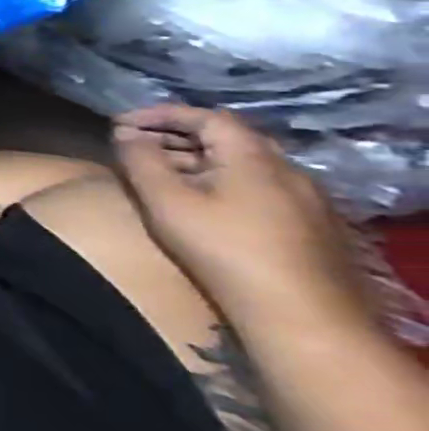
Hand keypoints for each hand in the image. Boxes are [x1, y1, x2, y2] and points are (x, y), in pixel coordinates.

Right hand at [114, 105, 365, 323]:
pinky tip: (198, 200)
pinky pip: (256, 186)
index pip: (206, 117)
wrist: (301, 316)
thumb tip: (126, 134)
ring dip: (195, 160)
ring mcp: (305, 200)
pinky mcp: (309, 226)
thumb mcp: (164, 199)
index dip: (160, 114)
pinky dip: (218, 180)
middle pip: (226, 138)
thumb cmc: (223, 248)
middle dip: (175, 136)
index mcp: (255, 158)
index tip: (121, 123)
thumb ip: (140, 159)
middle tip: (134, 145)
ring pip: (241, 164)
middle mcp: (287, 171)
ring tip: (158, 173)